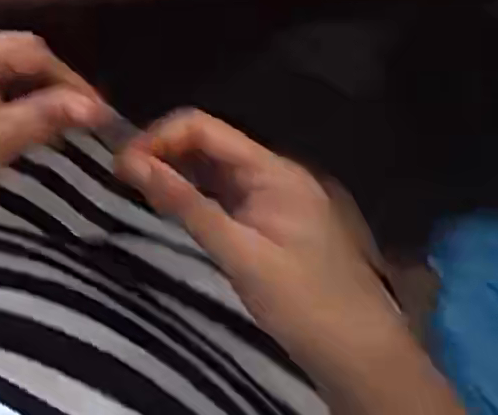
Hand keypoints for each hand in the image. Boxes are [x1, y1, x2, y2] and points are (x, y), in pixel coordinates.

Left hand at [0, 32, 107, 198]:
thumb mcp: (6, 134)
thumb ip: (50, 114)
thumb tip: (97, 108)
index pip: (36, 53)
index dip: (71, 80)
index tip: (98, 113)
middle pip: (26, 51)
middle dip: (58, 80)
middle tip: (84, 114)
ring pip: (15, 62)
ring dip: (42, 85)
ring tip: (67, 117)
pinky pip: (2, 73)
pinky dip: (24, 90)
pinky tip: (39, 114)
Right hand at [116, 111, 407, 371]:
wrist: (373, 372)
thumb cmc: (307, 306)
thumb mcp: (238, 253)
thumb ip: (182, 202)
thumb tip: (126, 160)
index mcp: (274, 172)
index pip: (201, 126)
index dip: (158, 136)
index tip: (125, 163)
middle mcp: (274, 173)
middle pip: (204, 140)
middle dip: (161, 151)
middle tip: (126, 176)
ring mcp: (273, 196)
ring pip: (208, 164)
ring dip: (172, 169)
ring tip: (141, 189)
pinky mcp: (268, 218)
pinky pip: (218, 187)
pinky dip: (189, 190)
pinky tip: (171, 205)